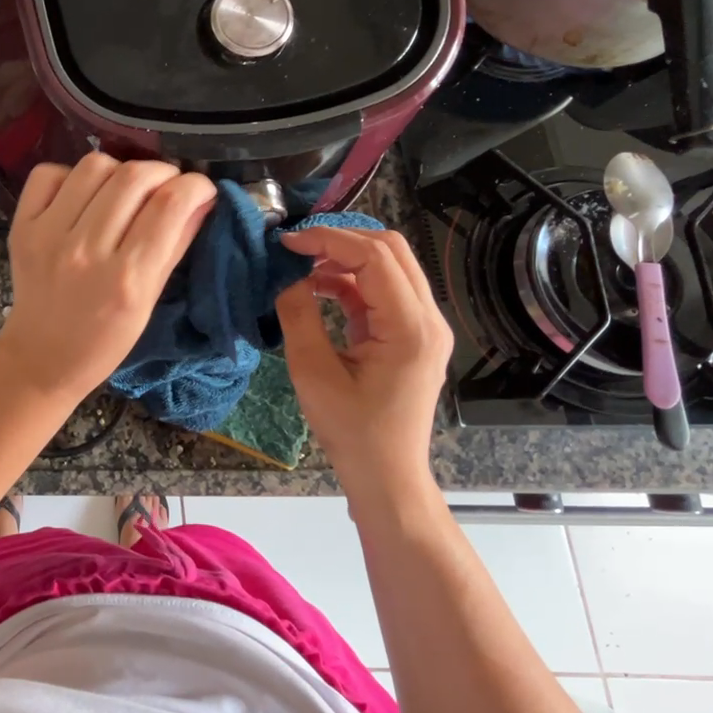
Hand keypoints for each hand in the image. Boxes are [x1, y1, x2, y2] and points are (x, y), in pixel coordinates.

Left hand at [0, 154, 214, 393]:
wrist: (40, 355)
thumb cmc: (104, 338)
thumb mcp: (150, 300)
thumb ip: (176, 244)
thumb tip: (202, 197)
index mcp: (126, 278)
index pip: (169, 205)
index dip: (195, 185)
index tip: (200, 188)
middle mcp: (86, 250)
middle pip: (133, 177)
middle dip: (162, 173)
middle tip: (165, 187)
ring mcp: (48, 234)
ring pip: (94, 166)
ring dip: (119, 170)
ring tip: (123, 191)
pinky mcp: (21, 226)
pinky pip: (47, 174)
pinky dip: (69, 176)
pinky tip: (81, 197)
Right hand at [274, 227, 452, 498]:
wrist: (385, 473)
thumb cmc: (350, 429)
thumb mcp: (312, 370)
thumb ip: (298, 314)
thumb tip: (284, 275)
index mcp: (410, 328)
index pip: (375, 257)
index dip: (328, 240)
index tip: (286, 244)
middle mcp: (427, 319)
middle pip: (390, 250)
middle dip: (339, 239)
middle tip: (295, 248)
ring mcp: (423, 327)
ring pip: (388, 266)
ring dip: (343, 259)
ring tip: (299, 267)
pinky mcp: (410, 335)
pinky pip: (382, 290)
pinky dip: (348, 280)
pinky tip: (315, 289)